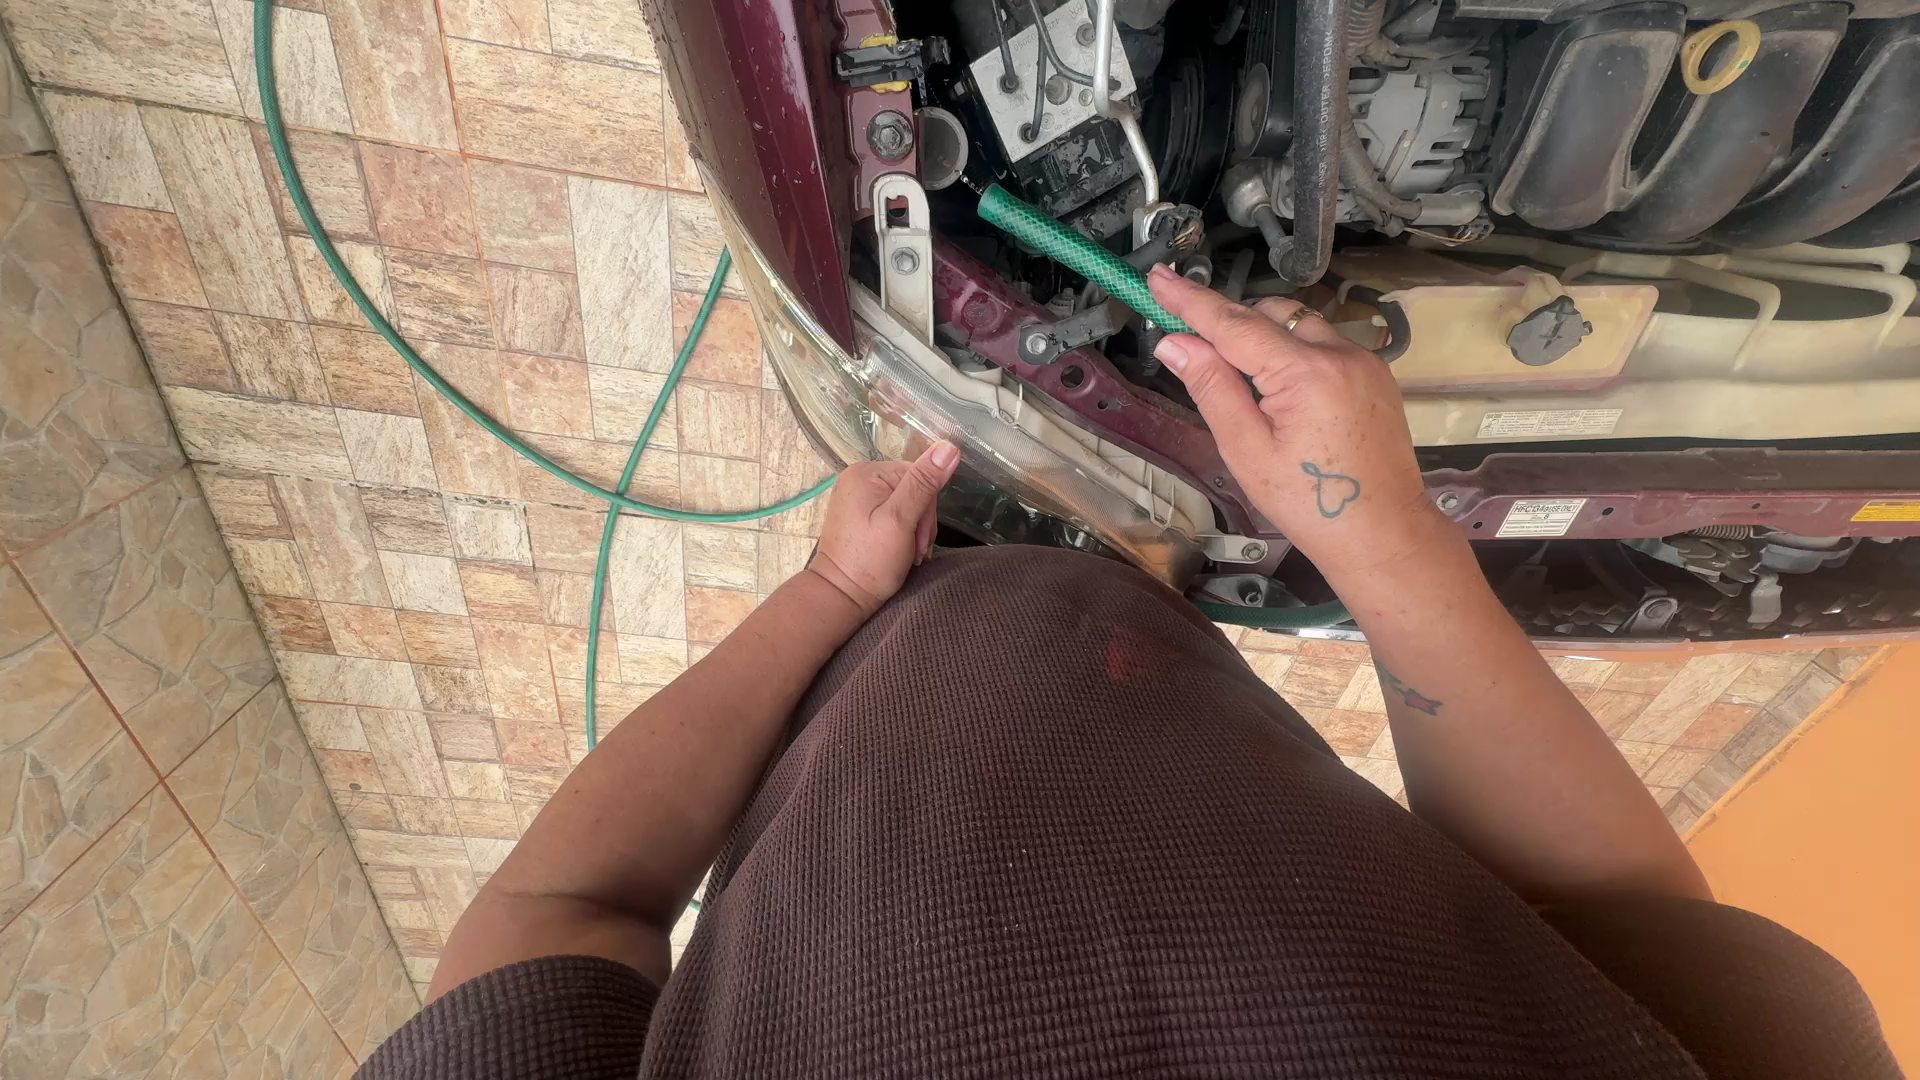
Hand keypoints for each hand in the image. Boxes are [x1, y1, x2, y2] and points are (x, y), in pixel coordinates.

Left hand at [808, 440, 961, 616]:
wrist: (841, 596)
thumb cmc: (871, 561)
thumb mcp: (901, 521)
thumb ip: (924, 483)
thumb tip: (950, 446)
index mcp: (866, 472)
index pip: (919, 475)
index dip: (928, 508)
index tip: (921, 540)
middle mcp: (859, 477)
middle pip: (913, 488)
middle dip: (921, 521)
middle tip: (916, 551)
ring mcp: (857, 495)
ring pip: (907, 502)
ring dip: (915, 530)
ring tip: (909, 555)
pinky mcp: (859, 513)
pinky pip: (893, 512)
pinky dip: (903, 532)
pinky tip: (901, 551)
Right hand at [1146, 265, 1448, 576]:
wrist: (1382, 532)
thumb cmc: (1306, 502)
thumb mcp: (1245, 449)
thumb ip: (1212, 388)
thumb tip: (1175, 344)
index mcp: (1304, 373)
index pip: (1233, 323)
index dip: (1190, 300)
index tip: (1158, 277)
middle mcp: (1340, 352)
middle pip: (1267, 315)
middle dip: (1225, 323)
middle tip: (1191, 349)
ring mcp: (1363, 360)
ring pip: (1297, 324)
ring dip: (1260, 336)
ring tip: (1237, 379)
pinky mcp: (1373, 374)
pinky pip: (1321, 343)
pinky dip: (1289, 351)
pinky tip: (1277, 391)